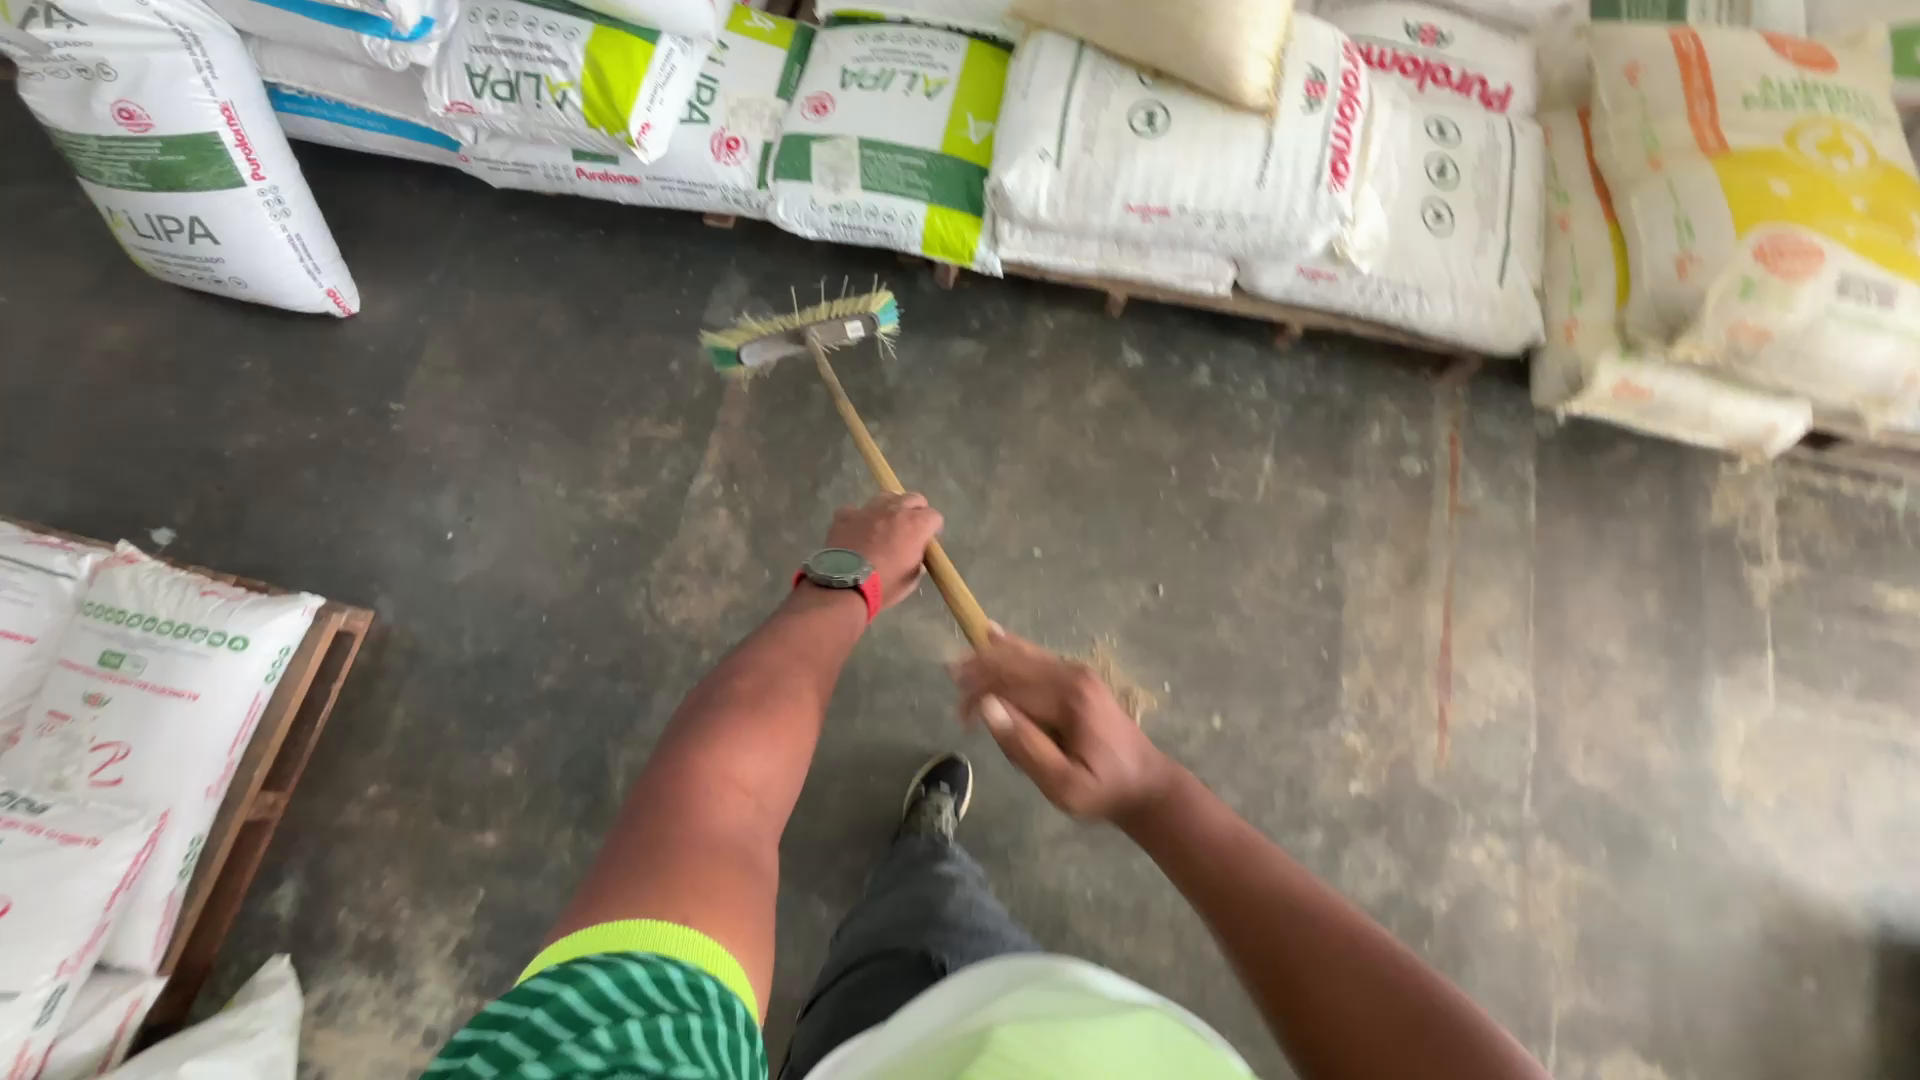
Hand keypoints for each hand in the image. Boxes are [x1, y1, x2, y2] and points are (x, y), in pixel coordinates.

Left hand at [821, 493, 943, 611]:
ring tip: (886, 522)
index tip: (928, 540)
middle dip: (916, 510)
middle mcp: (895, 510)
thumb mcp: (911, 578)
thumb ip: (918, 560)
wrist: (845, 585)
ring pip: (886, 497)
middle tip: (910, 528)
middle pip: (914, 498)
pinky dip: (860, 518)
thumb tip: (914, 556)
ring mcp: (869, 509)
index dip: (933, 528)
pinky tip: (858, 529)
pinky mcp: (846, 515)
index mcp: (916, 525)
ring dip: (891, 507)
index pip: (935, 516)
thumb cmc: (884, 585)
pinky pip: (856, 509)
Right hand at [950, 628, 1179, 824]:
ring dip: (991, 660)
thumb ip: (1024, 746)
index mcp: (1069, 698)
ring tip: (961, 664)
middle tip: (951, 678)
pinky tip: (993, 635)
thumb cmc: (1102, 789)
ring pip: (1023, 655)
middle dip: (979, 669)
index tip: (959, 718)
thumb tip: (987, 707)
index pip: (1009, 683)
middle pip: (1014, 661)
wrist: (1145, 783)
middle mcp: (1072, 674)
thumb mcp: (1062, 784)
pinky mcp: (1077, 677)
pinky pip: (1035, 658)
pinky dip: (1010, 655)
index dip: (977, 692)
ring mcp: (1077, 672)